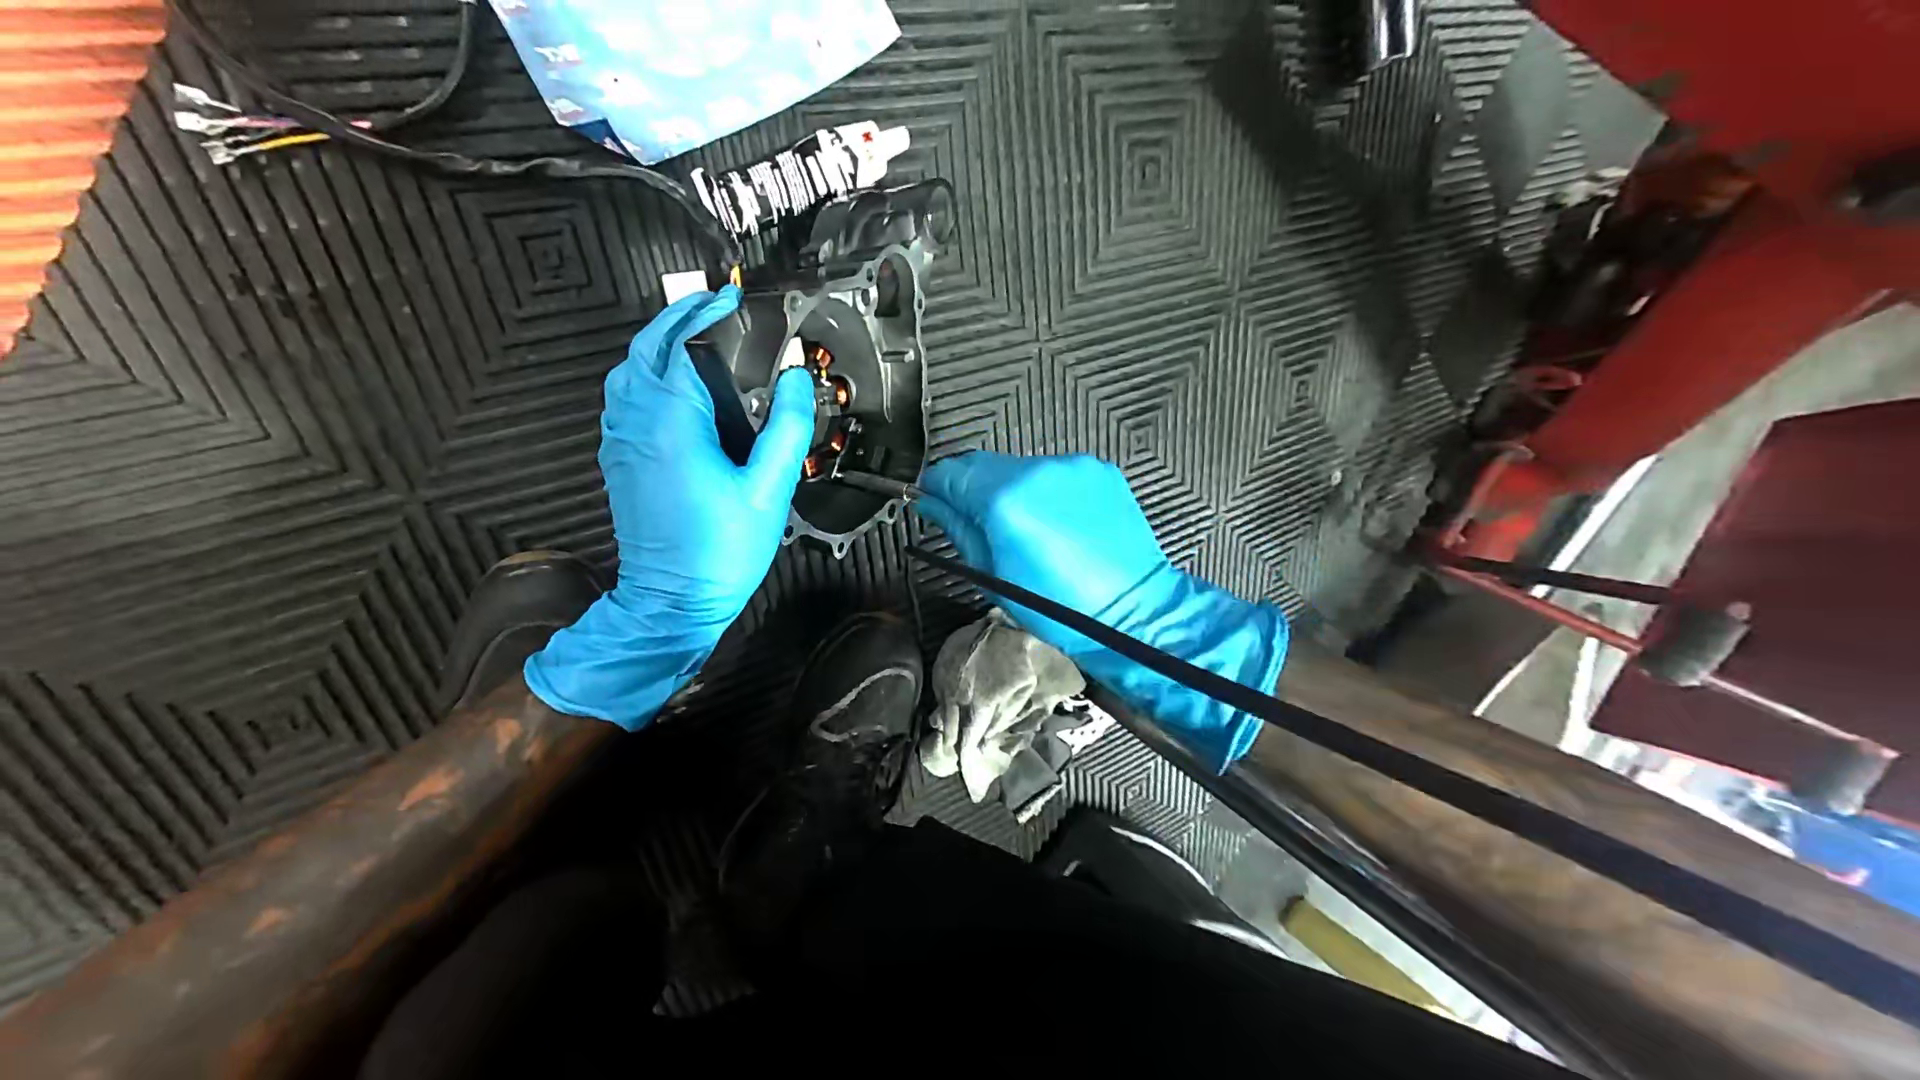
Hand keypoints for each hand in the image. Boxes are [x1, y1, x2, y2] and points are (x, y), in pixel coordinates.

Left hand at [526, 286, 814, 728]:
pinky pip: (625, 400)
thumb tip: (794, 379)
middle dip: (675, 319)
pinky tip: (676, 387)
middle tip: (712, 308)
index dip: (703, 312)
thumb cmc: (720, 550)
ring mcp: (622, 442)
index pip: (679, 344)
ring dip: (657, 345)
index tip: (727, 297)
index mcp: (672, 423)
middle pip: (644, 348)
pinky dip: (646, 375)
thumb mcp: (769, 489)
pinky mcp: (621, 461)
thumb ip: (787, 427)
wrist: (672, 601)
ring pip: (628, 372)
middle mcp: (637, 424)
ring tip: (695, 339)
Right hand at [916, 453, 1288, 770]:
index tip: (932, 498)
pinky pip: (1054, 473)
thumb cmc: (1066, 610)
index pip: (951, 472)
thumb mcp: (994, 576)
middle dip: (972, 488)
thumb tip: (935, 506)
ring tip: (1022, 531)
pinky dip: (1044, 492)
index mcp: (1007, 500)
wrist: (1134, 612)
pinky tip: (1053, 524)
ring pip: (1019, 467)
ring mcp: (1072, 468)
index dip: (934, 486)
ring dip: (1009, 490)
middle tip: (973, 521)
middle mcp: (1040, 472)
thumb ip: (959, 529)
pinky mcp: (1097, 471)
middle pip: (984, 464)